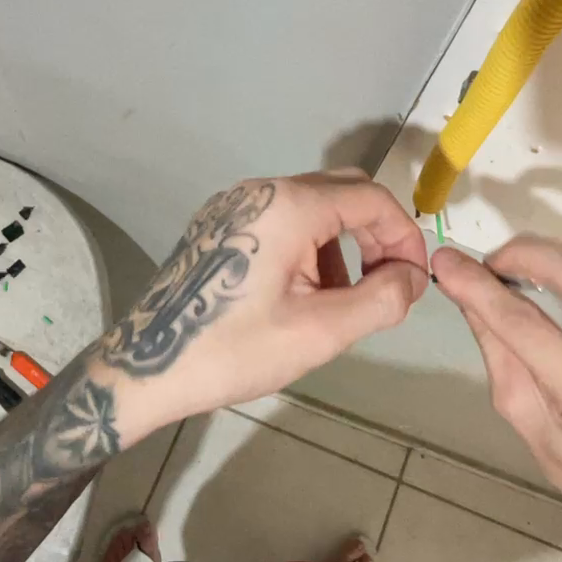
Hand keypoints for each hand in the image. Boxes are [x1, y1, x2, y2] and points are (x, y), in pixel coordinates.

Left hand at [94, 170, 427, 434]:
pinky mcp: (218, 225)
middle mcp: (261, 191)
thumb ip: (382, 299)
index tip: (415, 282)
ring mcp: (234, 205)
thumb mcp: (321, 332)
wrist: (146, 369)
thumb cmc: (234, 352)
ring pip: (313, 207)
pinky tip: (301, 295)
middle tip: (387, 286)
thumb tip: (412, 277)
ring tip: (341, 301)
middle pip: (343, 193)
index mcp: (288, 207)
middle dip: (376, 236)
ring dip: (342, 245)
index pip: (372, 199)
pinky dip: (309, 248)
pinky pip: (281, 221)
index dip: (405, 237)